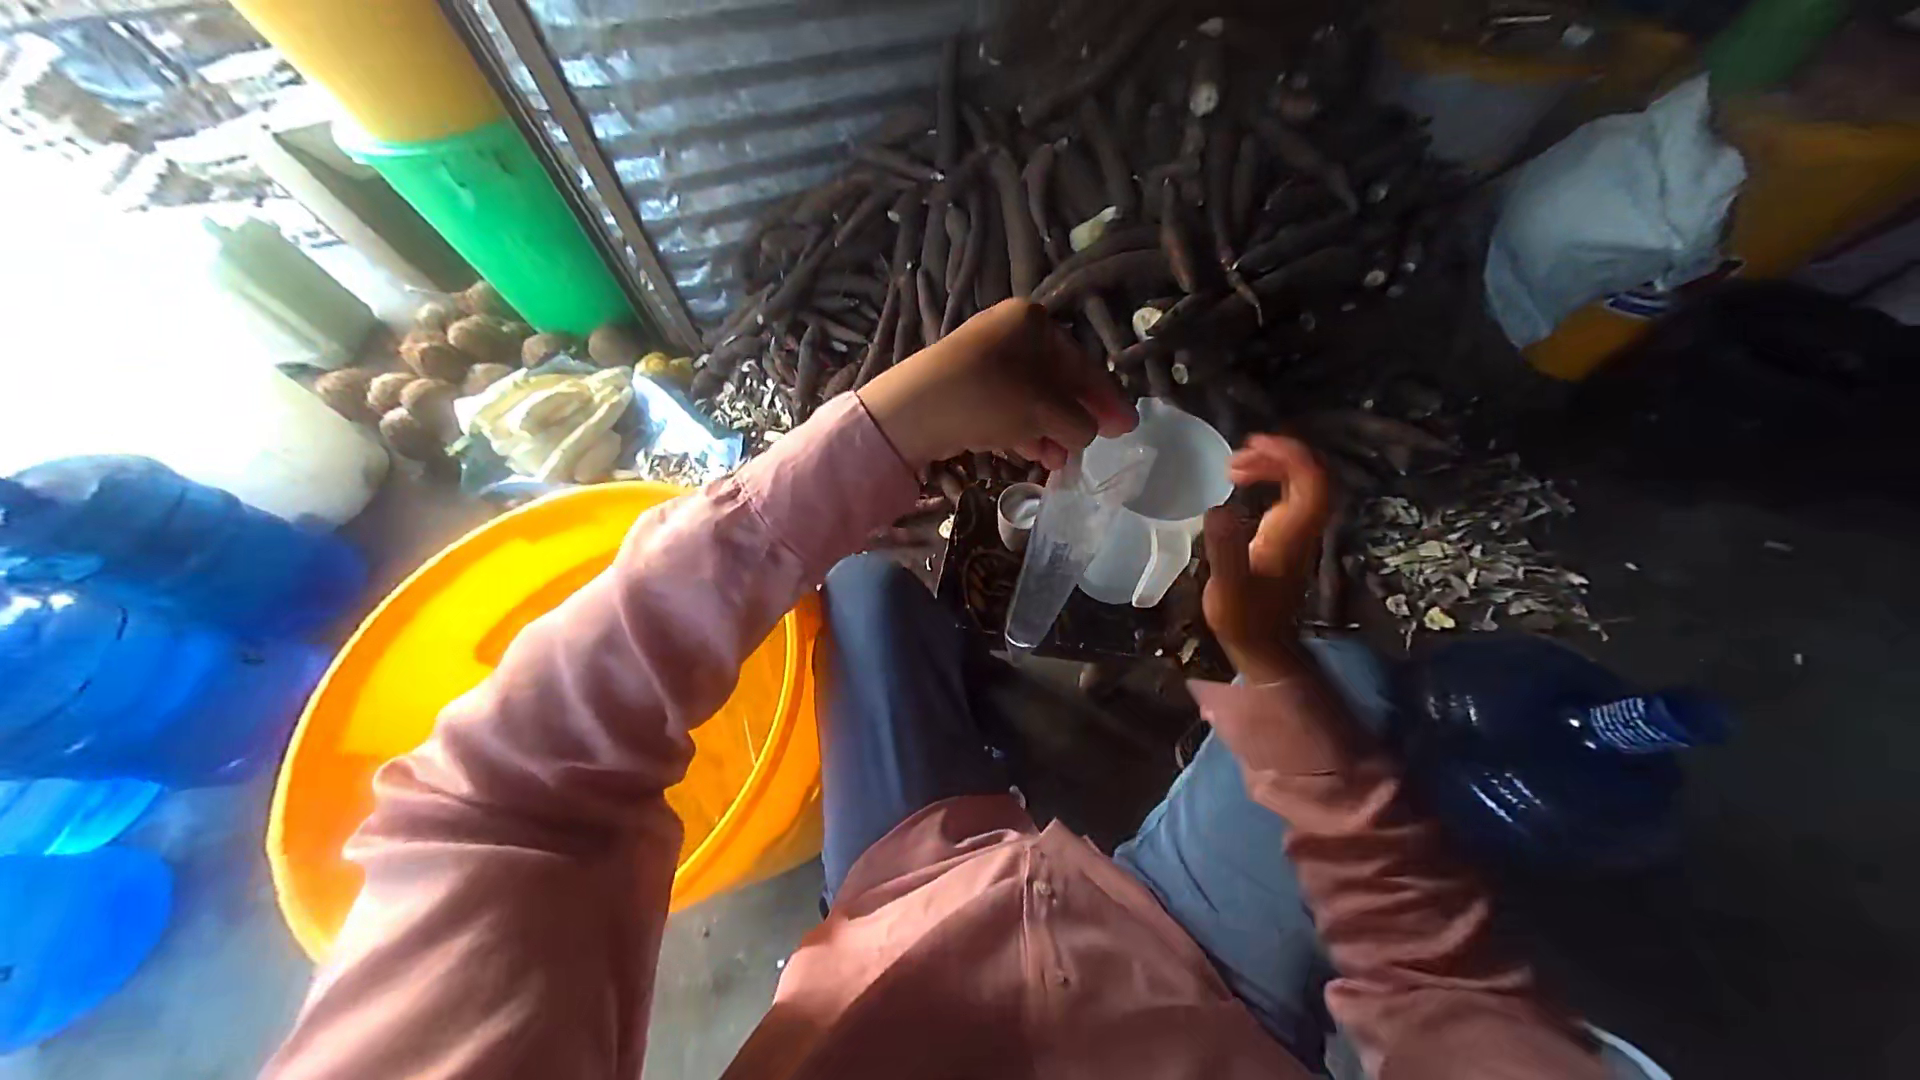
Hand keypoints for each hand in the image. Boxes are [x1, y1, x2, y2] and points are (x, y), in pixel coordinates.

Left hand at [857, 299, 1136, 470]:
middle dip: (1076, 418)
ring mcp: (985, 359)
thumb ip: (1078, 422)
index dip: (1107, 399)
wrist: (913, 410)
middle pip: (1058, 381)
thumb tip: (1087, 431)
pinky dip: (1025, 429)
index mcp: (1034, 323)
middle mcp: (1010, 334)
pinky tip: (1037, 454)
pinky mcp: (967, 386)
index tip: (1127, 427)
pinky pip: (1008, 407)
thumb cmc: (989, 398)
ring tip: (1062, 461)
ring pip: (1032, 398)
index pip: (1083, 365)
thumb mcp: (1045, 411)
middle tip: (1094, 446)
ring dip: (1052, 430)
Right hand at [1202, 435, 1332, 683]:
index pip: (1311, 481)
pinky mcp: (1285, 535)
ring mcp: (1296, 530)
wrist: (1260, 643)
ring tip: (1232, 467)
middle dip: (1276, 454)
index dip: (1290, 454)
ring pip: (1300, 481)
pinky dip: (1268, 477)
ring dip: (1271, 464)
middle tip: (1234, 457)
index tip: (1252, 444)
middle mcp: (1302, 526)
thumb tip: (1219, 508)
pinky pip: (1288, 492)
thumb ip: (1225, 549)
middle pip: (1310, 474)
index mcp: (1292, 534)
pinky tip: (1240, 482)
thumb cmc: (1241, 617)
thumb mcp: (1227, 586)